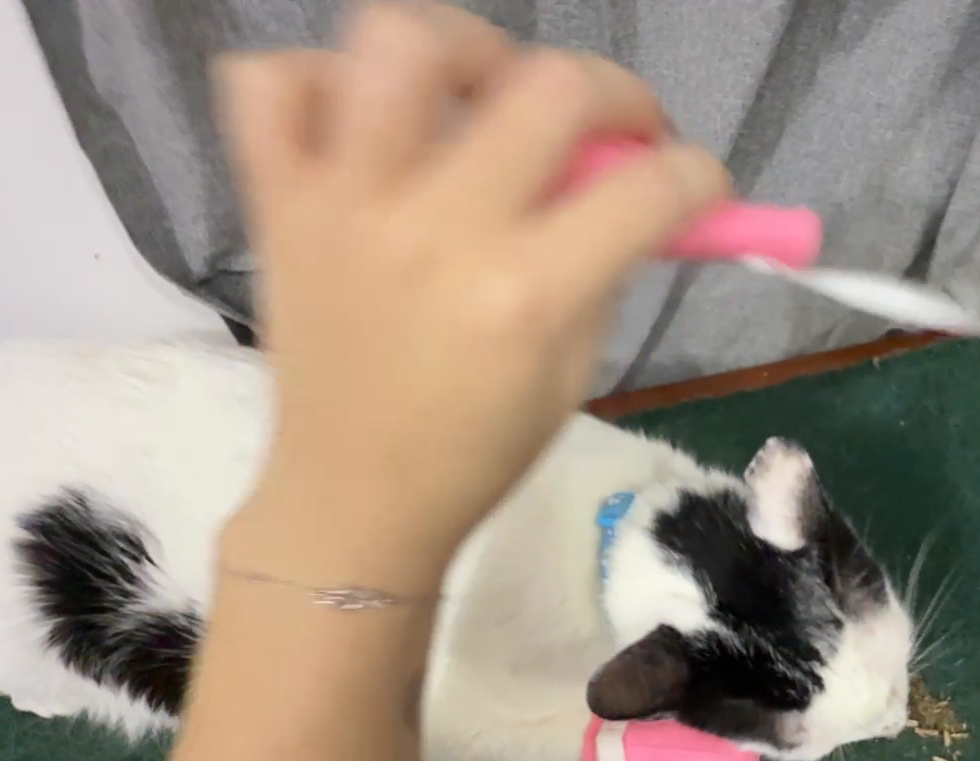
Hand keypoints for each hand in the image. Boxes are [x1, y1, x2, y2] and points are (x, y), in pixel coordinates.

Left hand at [215, 3, 728, 581]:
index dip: (699, 176)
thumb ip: (603, 277)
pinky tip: (374, 126)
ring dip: (477, 50)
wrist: (357, 495)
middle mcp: (440, 229)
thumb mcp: (573, 378)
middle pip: (552, 89)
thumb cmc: (481, 453)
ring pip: (403, 42)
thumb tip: (628, 202)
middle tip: (624, 129)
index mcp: (527, 295)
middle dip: (621, 95)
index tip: (704, 184)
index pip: (644, 193)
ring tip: (494, 94)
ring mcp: (347, 203)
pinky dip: (327, 81)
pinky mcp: (277, 200)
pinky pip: (275, 82)